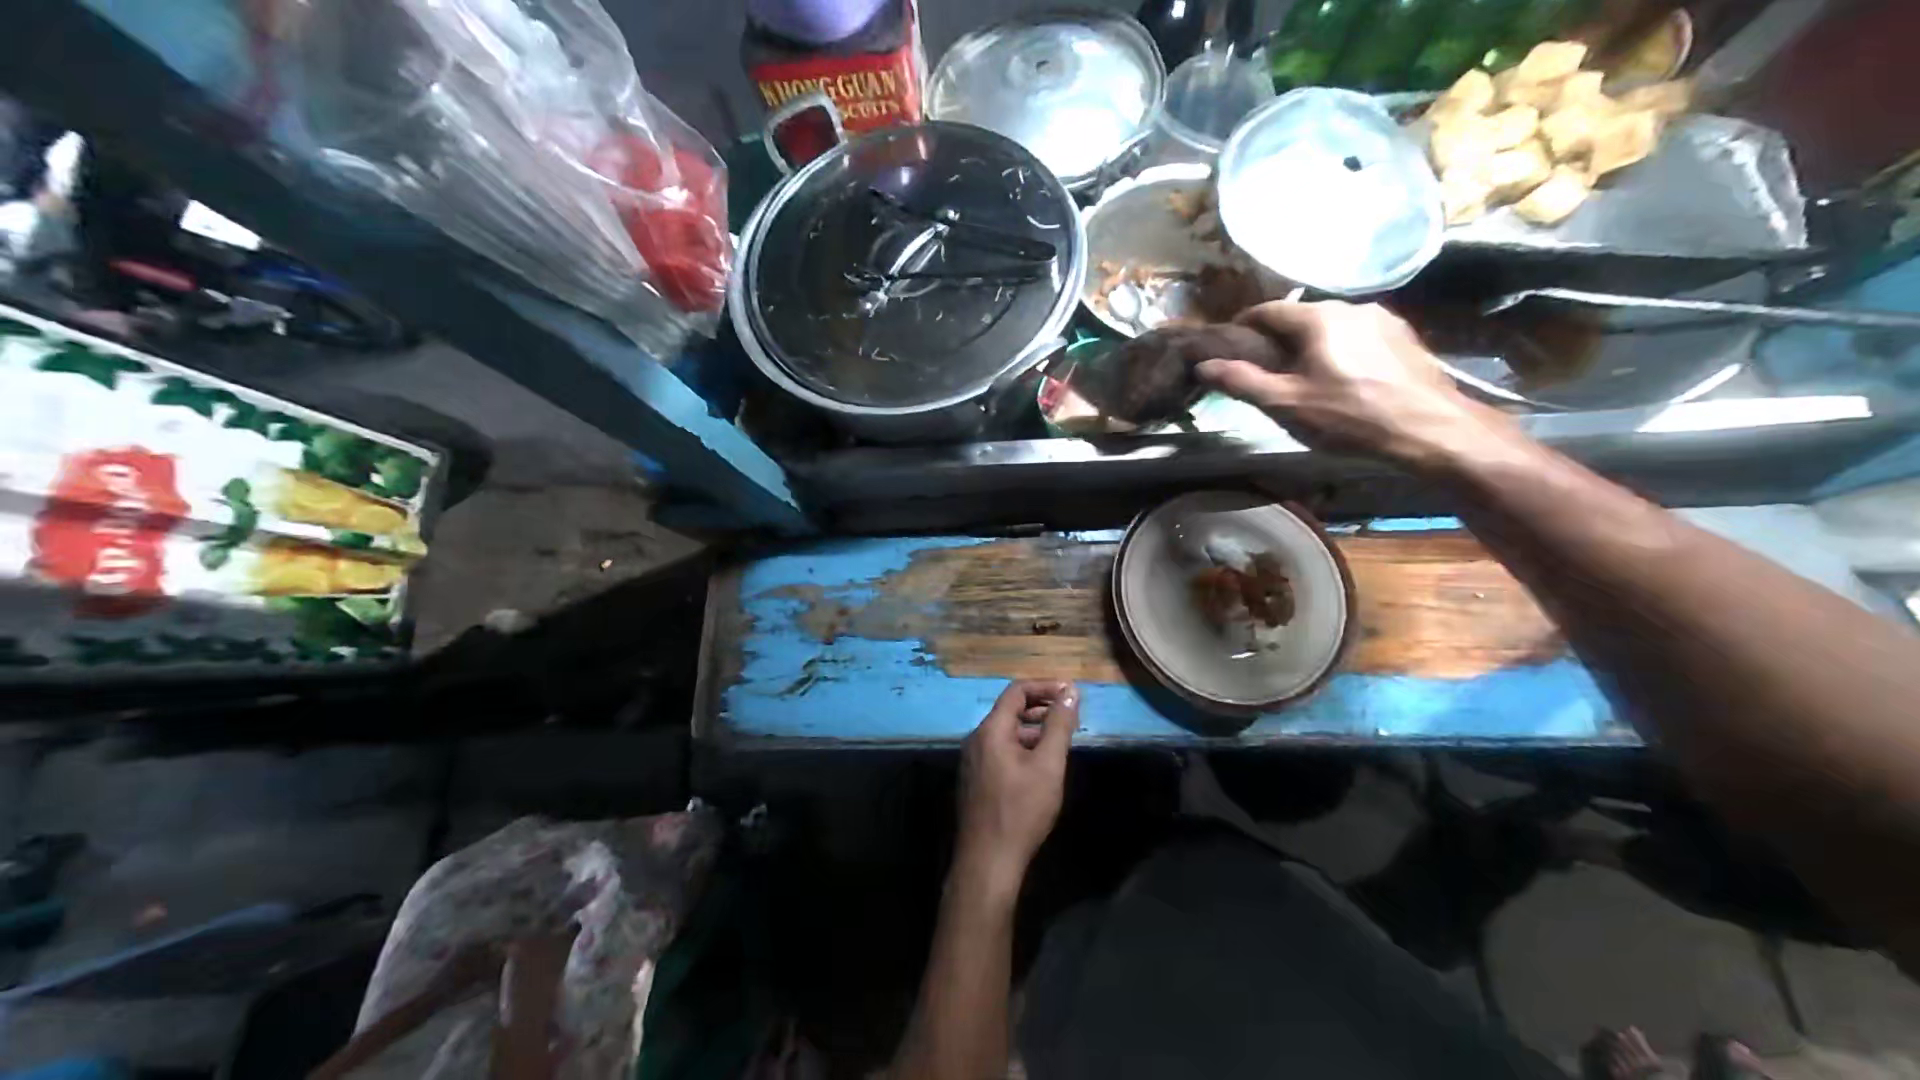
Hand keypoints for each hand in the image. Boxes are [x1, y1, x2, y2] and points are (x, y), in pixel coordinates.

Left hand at [956, 680, 1079, 894]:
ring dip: (1034, 729)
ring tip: (1062, 738)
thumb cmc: (1021, 810)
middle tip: (1071, 714)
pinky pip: (1001, 750)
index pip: (1016, 691)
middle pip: (1010, 710)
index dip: (1045, 686)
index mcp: (990, 730)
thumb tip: (1070, 692)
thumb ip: (1059, 726)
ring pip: (1006, 732)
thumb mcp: (1048, 765)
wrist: (988, 860)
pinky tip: (1042, 764)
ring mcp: (974, 761)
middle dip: (1041, 707)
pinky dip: (1023, 746)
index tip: (1072, 694)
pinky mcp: (976, 780)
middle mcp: (977, 739)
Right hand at [1195, 301, 1521, 473]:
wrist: (1431, 430)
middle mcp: (1352, 306)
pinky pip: (1357, 336)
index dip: (1242, 327)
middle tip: (1262, 369)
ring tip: (1301, 376)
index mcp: (1319, 317)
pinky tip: (1341, 378)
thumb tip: (1203, 365)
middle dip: (1276, 339)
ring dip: (1309, 344)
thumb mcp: (1285, 404)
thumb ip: (1241, 381)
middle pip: (1300, 316)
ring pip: (1330, 326)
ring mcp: (1384, 319)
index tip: (1228, 348)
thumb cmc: (1350, 417)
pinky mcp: (1404, 338)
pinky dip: (1339, 349)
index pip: (1267, 310)